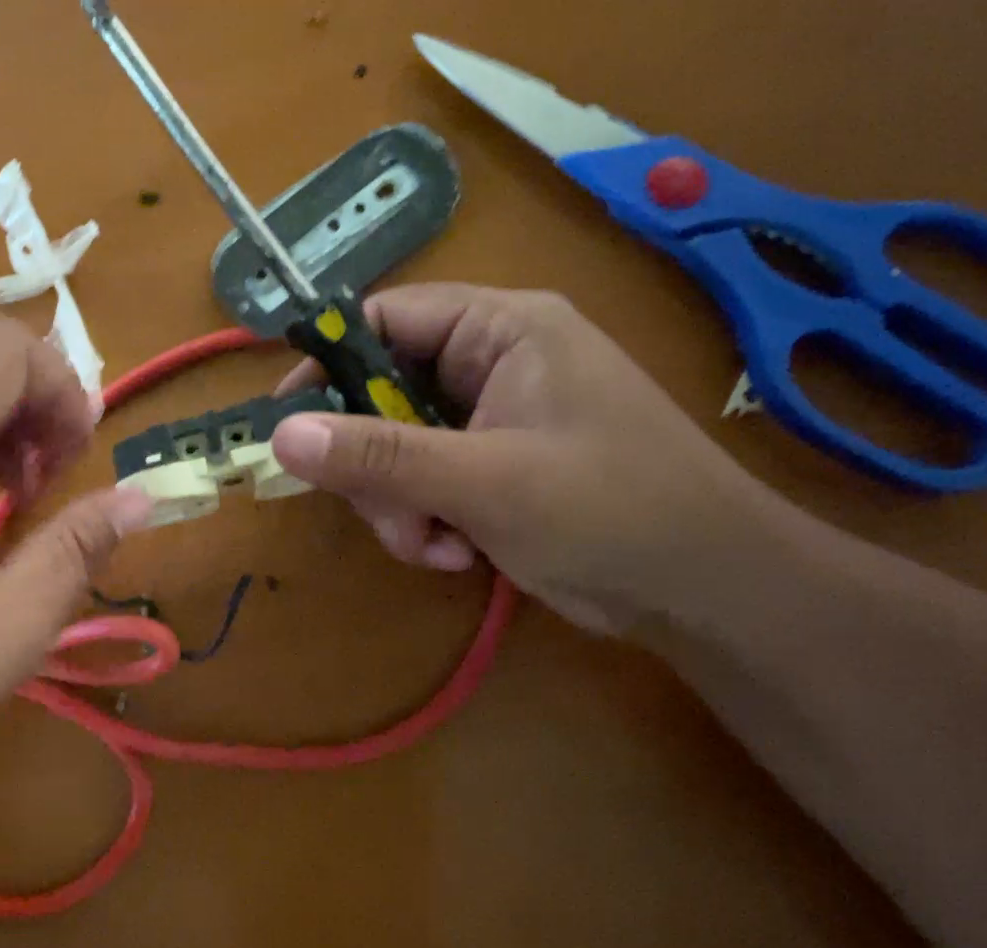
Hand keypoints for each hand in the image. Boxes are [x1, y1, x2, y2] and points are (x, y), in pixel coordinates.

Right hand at [271, 283, 774, 634]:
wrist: (706, 590)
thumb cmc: (611, 511)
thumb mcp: (484, 482)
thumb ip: (379, 457)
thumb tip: (280, 437)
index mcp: (503, 330)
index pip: (387, 319)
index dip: (328, 363)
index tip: (288, 424)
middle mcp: (492, 363)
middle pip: (380, 393)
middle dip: (374, 464)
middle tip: (387, 512)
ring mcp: (491, 419)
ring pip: (393, 448)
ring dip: (396, 504)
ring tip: (434, 544)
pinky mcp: (491, 467)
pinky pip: (420, 482)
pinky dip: (422, 522)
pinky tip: (456, 554)